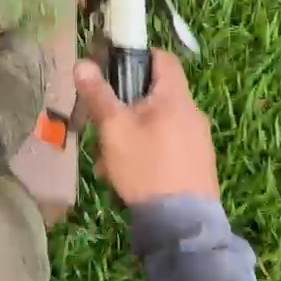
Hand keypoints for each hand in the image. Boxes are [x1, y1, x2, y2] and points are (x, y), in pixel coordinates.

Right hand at [74, 49, 220, 204]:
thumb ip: (98, 94)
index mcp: (176, 99)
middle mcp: (192, 115)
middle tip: (102, 118)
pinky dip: (145, 148)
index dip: (138, 54)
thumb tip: (82, 64)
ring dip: (130, 129)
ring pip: (156, 120)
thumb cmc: (146, 166)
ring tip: (109, 153)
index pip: (163, 58)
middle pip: (154, 92)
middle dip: (124, 102)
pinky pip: (165, 143)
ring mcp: (198, 141)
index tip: (112, 65)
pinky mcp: (196, 164)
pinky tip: (126, 170)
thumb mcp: (114, 127)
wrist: (182, 226)